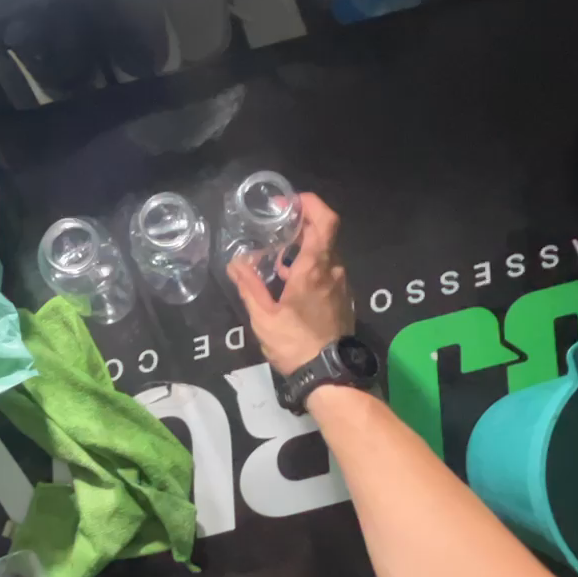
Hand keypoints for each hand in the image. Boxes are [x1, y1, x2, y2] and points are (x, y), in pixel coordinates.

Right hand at [227, 192, 353, 374]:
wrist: (329, 375)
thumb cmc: (295, 343)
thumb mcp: (264, 316)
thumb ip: (249, 285)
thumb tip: (235, 262)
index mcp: (315, 268)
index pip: (324, 221)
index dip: (311, 204)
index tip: (291, 201)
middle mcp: (334, 272)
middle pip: (324, 236)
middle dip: (301, 227)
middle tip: (277, 228)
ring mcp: (341, 288)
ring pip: (326, 256)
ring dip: (304, 252)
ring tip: (278, 260)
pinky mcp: (342, 302)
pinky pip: (328, 274)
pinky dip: (311, 269)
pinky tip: (291, 285)